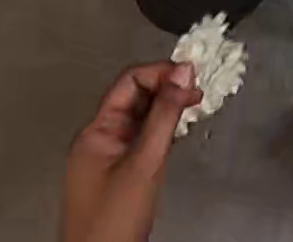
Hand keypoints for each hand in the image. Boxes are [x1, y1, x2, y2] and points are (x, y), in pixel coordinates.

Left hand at [61, 61, 201, 241]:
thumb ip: (164, 114)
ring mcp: (109, 157)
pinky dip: (163, 128)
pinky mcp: (121, 174)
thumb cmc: (114, 221)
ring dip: (167, 107)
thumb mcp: (144, 162)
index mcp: (96, 131)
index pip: (129, 82)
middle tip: (196, 90)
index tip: (189, 75)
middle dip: (166, 88)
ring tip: (194, 105)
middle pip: (135, 97)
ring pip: (141, 116)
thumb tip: (183, 71)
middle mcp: (100, 139)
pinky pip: (143, 137)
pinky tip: (180, 130)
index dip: (160, 73)